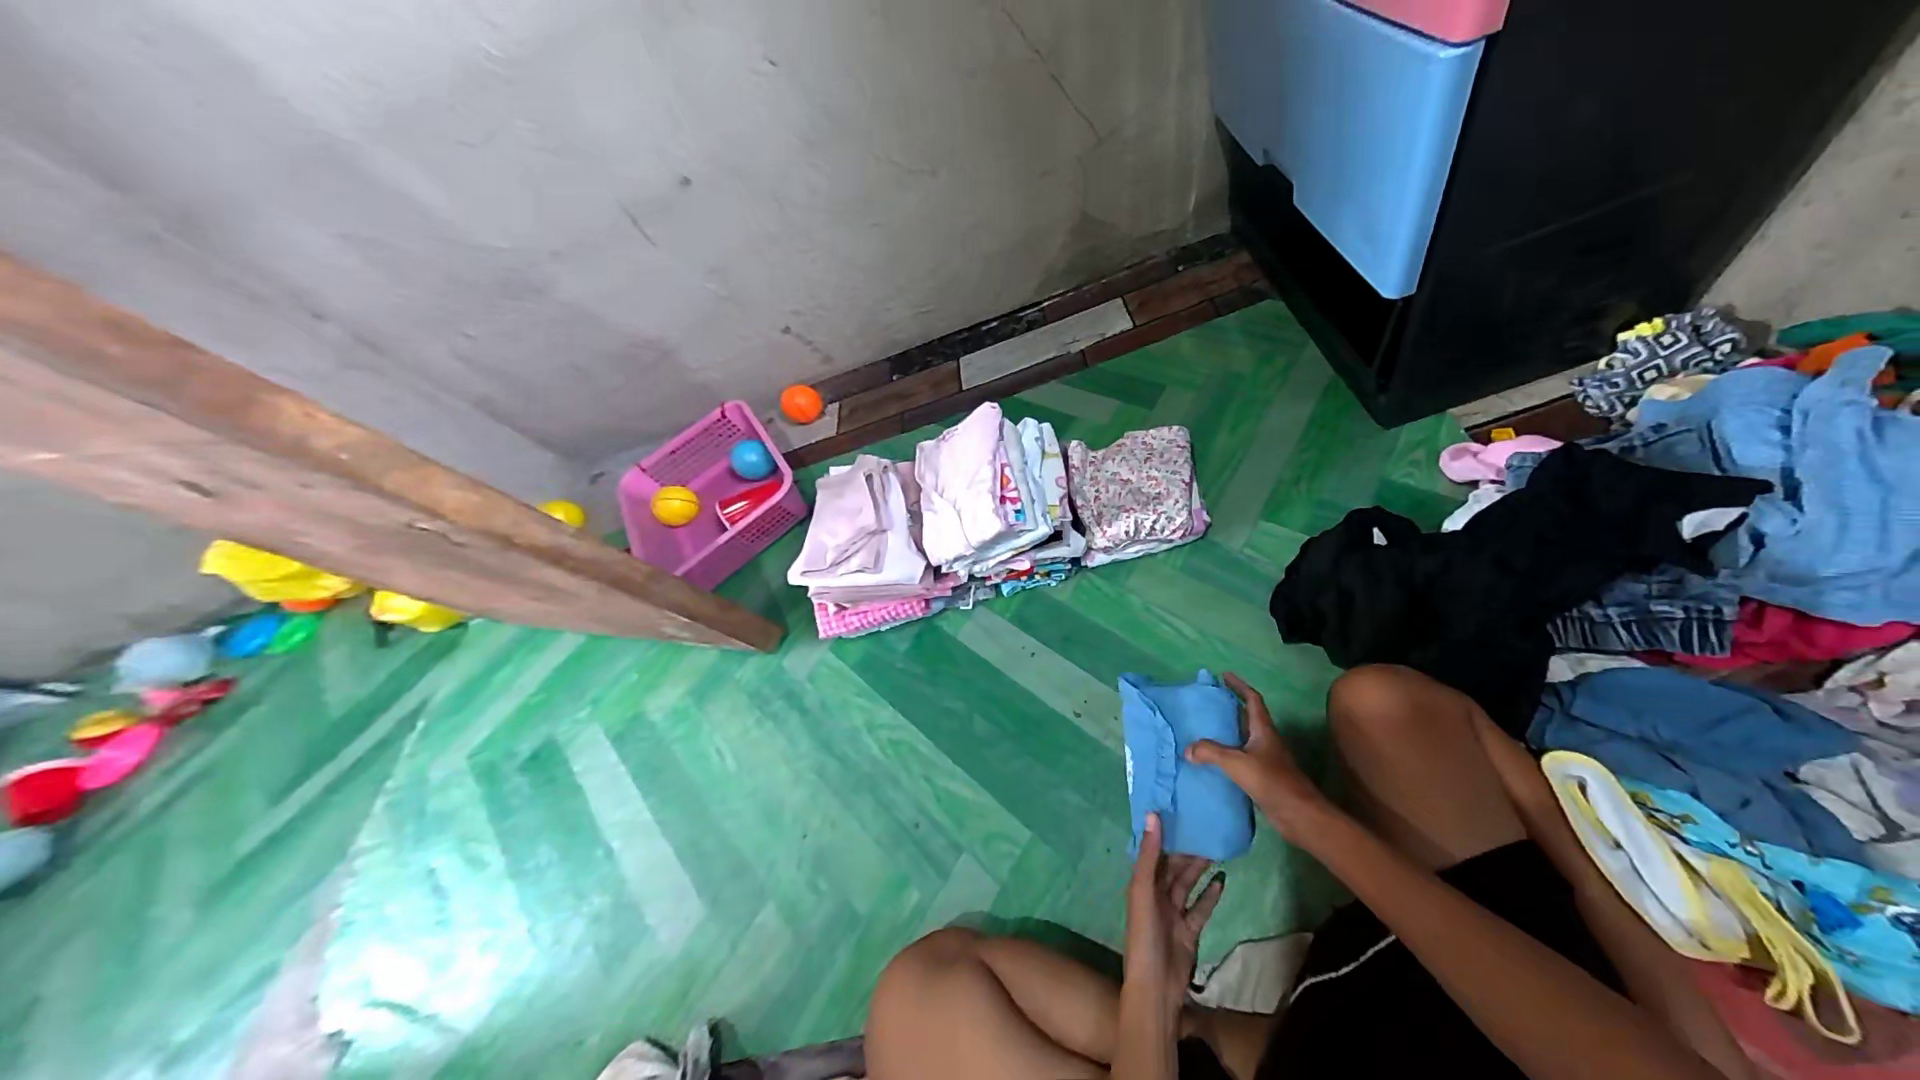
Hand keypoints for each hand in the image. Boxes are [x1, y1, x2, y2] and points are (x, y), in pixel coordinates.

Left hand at [1124, 812, 1224, 1019]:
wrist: (1156, 987)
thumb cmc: (1144, 936)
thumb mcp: (1143, 892)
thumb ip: (1149, 856)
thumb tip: (1153, 816)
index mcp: (1140, 885)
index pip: (1153, 853)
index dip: (1163, 834)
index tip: (1177, 812)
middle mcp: (1155, 896)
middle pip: (1172, 868)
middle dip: (1186, 850)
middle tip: (1204, 830)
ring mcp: (1173, 914)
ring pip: (1187, 885)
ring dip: (1199, 869)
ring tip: (1216, 850)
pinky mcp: (1189, 932)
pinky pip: (1201, 908)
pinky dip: (1210, 895)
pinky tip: (1222, 881)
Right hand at [1187, 673, 1331, 832]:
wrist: (1299, 815)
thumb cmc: (1271, 781)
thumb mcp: (1237, 763)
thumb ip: (1211, 752)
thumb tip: (1188, 749)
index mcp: (1264, 731)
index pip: (1253, 700)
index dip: (1240, 686)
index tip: (1225, 675)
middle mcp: (1266, 741)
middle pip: (1248, 717)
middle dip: (1231, 706)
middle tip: (1210, 701)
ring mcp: (1266, 759)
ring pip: (1244, 738)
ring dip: (1229, 730)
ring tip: (1206, 728)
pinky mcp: (1263, 777)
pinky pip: (1242, 758)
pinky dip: (1228, 753)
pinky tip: (1213, 760)